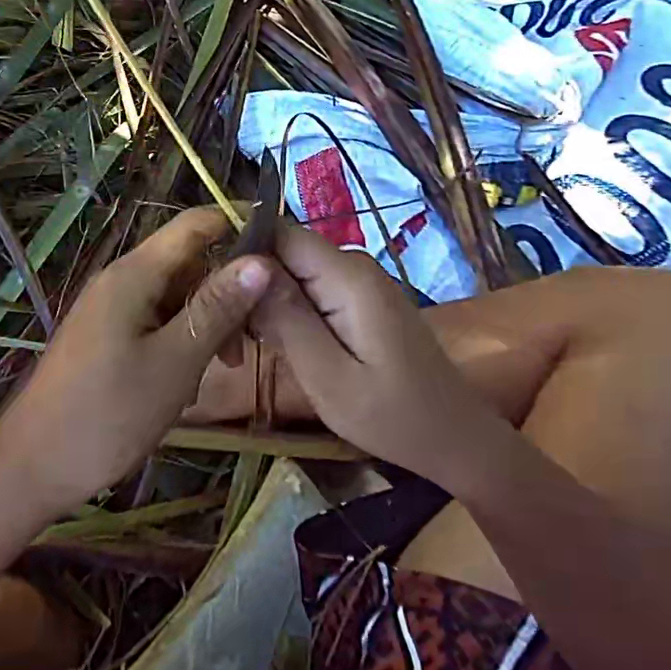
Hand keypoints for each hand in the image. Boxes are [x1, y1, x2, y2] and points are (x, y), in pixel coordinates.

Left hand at [0, 207, 271, 509]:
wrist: (31, 469)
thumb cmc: (107, 415)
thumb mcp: (175, 362)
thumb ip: (217, 308)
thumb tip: (261, 260)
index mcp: (134, 274)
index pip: (195, 224)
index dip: (239, 227)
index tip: (280, 256)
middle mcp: (121, 281)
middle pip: (188, 262)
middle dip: (225, 290)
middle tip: (253, 337)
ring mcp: (110, 310)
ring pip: (174, 295)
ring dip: (206, 321)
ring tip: (225, 365)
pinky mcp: (106, 337)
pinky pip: (155, 321)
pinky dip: (181, 340)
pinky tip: (188, 379)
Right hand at [250, 224, 509, 489]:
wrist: (453, 436)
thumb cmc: (392, 417)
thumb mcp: (329, 377)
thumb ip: (288, 319)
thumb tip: (246, 265)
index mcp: (348, 277)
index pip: (278, 233)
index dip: (241, 258)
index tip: (217, 302)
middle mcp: (354, 265)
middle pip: (282, 253)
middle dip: (248, 290)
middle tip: (230, 348)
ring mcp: (359, 281)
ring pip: (291, 273)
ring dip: (264, 307)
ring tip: (246, 355)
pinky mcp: (359, 299)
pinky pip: (310, 290)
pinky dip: (287, 315)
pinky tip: (278, 349)